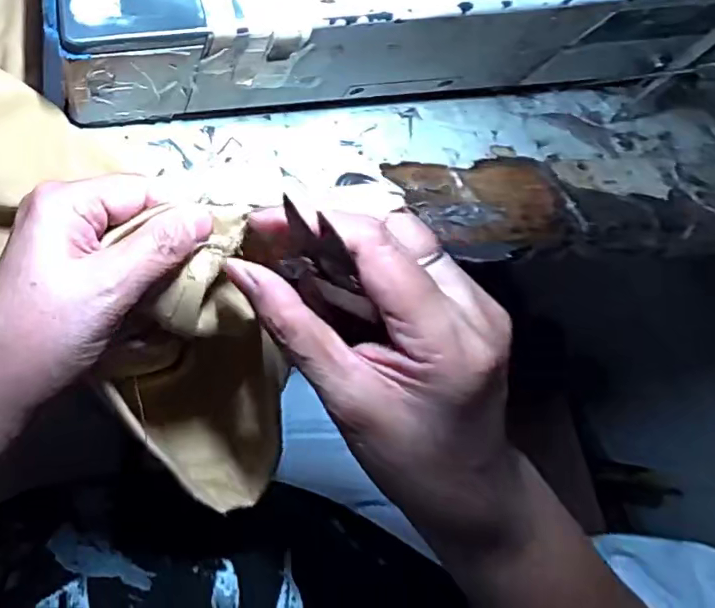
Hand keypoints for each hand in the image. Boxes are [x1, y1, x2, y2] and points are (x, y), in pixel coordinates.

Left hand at [0, 175, 211, 446]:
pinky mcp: (62, 263)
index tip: (216, 244)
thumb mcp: (108, 288)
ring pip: (126, 235)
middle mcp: (59, 206)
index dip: (180, 213)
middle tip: (195, 275)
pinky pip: (111, 255)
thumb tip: (205, 214)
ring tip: (170, 291)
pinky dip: (132, 275)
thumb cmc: (44, 337)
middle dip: (166, 241)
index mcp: (63, 199)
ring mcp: (58, 235)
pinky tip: (143, 300)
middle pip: (133, 209)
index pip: (141, 188)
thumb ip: (159, 246)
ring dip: (151, 262)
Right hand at [226, 209, 523, 548]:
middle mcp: (471, 303)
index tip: (264, 223)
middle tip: (278, 240)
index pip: (379, 245)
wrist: (472, 494)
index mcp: (448, 335)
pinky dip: (362, 256)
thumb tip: (241, 269)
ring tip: (300, 256)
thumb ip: (292, 326)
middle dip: (329, 225)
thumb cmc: (408, 459)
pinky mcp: (464, 298)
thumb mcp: (343, 396)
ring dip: (344, 238)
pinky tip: (332, 276)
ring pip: (400, 234)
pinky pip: (406, 253)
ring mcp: (473, 297)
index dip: (317, 221)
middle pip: (393, 227)